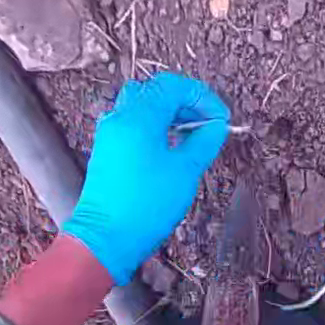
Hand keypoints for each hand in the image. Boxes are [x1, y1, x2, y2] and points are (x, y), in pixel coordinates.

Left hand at [62, 72, 229, 284]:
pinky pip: (131, 129)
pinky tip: (169, 152)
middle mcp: (119, 119)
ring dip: (167, 117)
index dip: (201, 97)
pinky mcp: (106, 154)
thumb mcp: (185, 172)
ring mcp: (109, 136)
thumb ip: (203, 142)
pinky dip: (152, 131)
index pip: (172, 86)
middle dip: (184, 104)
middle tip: (206, 125)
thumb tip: (214, 127)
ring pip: (140, 110)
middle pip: (154, 93)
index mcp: (139, 116)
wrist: (106, 238)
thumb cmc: (145, 205)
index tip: (219, 118)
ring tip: (189, 139)